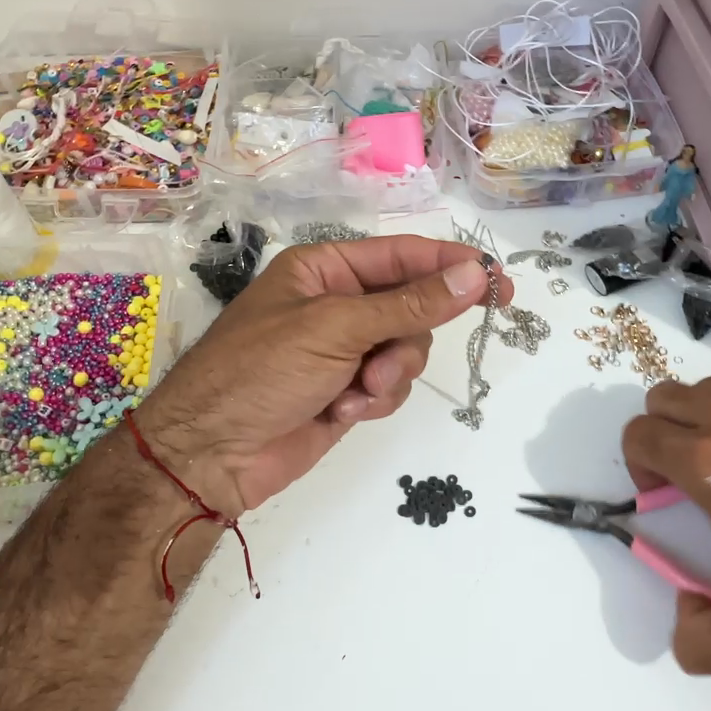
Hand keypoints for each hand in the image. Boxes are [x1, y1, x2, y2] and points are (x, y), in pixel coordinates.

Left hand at [134, 236, 506, 518]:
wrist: (211, 455)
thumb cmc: (260, 371)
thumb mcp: (336, 328)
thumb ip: (410, 303)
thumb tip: (476, 273)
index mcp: (325, 269)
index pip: (403, 256)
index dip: (451, 264)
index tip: (499, 279)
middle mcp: (338, 303)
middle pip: (412, 307)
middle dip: (404, 340)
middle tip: (383, 366)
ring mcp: (344, 349)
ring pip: (407, 349)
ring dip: (387, 376)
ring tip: (353, 395)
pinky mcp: (348, 390)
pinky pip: (391, 385)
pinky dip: (375, 400)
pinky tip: (341, 413)